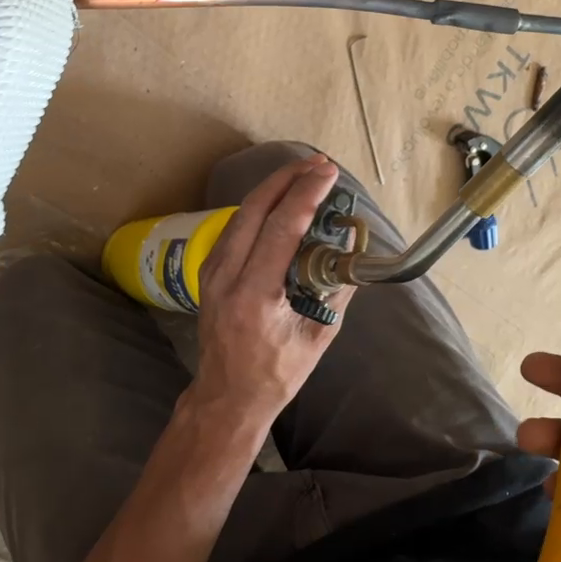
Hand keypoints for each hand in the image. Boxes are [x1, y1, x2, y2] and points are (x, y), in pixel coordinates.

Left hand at [191, 155, 350, 422]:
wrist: (225, 397)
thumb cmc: (276, 374)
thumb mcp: (318, 337)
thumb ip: (336, 291)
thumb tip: (352, 251)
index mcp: (255, 296)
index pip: (280, 230)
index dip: (305, 195)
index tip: (328, 173)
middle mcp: (227, 277)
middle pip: (254, 209)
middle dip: (287, 179)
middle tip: (319, 163)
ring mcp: (211, 272)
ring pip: (241, 213)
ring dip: (273, 188)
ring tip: (304, 173)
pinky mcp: (208, 271)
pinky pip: (235, 226)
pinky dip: (259, 206)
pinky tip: (279, 199)